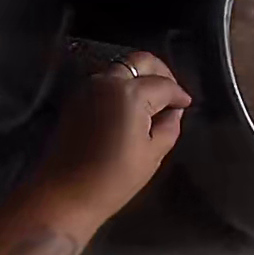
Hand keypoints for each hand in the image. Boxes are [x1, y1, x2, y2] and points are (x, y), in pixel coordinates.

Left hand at [30, 51, 192, 225]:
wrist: (66, 192)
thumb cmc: (114, 178)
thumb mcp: (152, 154)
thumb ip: (169, 126)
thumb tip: (174, 112)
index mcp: (130, 93)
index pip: (164, 85)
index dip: (179, 95)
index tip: (187, 104)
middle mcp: (108, 81)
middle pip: (141, 62)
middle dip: (161, 73)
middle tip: (172, 94)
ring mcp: (89, 87)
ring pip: (121, 68)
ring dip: (140, 78)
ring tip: (154, 102)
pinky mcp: (77, 98)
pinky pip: (106, 82)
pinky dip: (122, 87)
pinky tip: (131, 108)